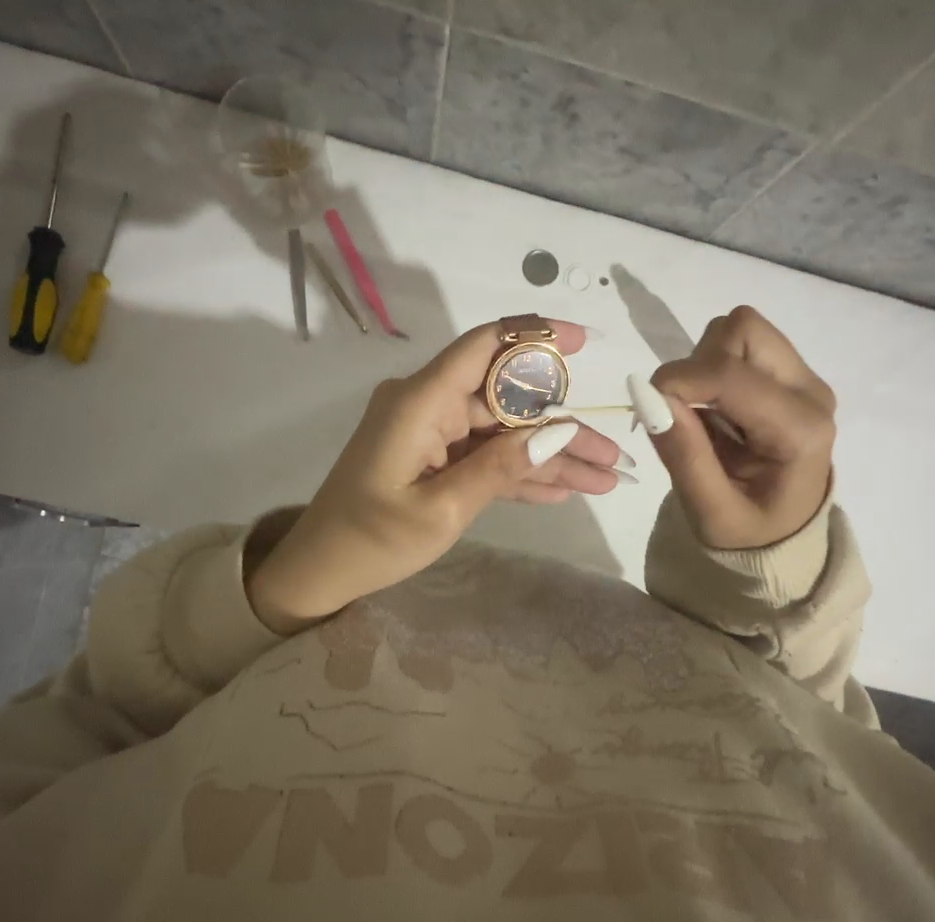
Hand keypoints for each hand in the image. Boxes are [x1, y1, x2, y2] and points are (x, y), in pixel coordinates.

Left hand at [246, 319, 627, 632]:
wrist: (321, 572)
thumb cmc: (371, 541)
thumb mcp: (442, 510)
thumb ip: (501, 467)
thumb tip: (559, 432)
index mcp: (420, 402)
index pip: (485, 347)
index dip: (537, 338)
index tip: (586, 343)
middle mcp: (427, 406)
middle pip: (508, 401)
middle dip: (562, 428)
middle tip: (613, 457)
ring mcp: (430, 433)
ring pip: (504, 434)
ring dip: (550, 457)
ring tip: (605, 480)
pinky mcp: (432, 459)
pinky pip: (484, 457)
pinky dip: (519, 474)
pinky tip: (564, 490)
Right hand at [634, 306, 835, 549]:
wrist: (781, 538)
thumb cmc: (747, 533)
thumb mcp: (710, 512)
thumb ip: (683, 455)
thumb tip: (648, 396)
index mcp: (800, 430)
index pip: (730, 374)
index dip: (677, 381)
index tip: (648, 410)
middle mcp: (809, 392)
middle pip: (742, 330)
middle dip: (697, 365)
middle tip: (685, 415)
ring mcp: (802, 379)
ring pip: (738, 330)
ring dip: (704, 365)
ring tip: (702, 416)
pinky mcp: (788, 375)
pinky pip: (739, 345)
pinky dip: (712, 368)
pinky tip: (714, 411)